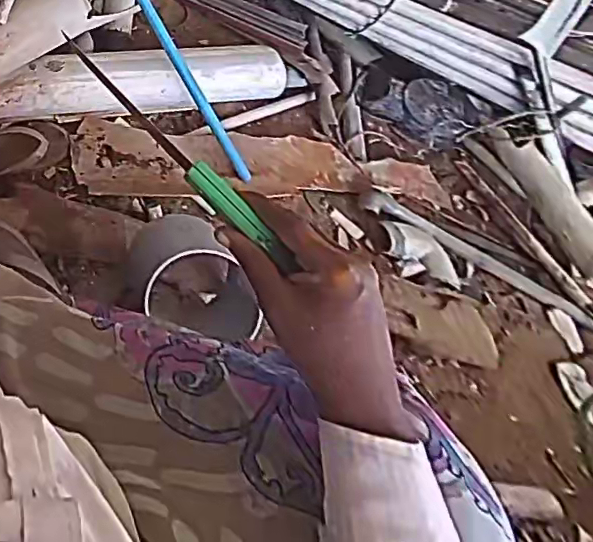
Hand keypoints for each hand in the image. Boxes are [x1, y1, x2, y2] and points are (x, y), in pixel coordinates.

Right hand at [221, 195, 421, 442]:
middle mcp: (355, 261)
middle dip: (268, 228)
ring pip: (312, 244)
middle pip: (301, 231)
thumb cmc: (316, 352)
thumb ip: (251, 260)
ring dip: (285, 245)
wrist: (361, 396)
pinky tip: (289, 276)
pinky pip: (326, 258)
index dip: (257, 206)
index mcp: (334, 266)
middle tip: (239, 228)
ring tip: (265, 264)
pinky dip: (302, 258)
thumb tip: (226, 230)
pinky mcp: (366, 283)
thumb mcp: (275, 303)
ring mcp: (365, 272)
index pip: (289, 223)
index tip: (232, 195)